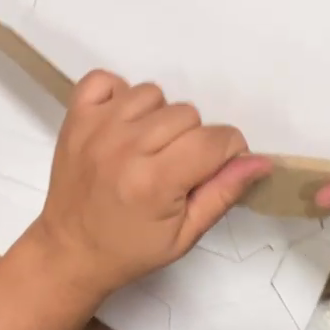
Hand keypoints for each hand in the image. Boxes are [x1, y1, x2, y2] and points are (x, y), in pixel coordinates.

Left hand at [18, 70, 270, 300]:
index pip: (214, 140)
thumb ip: (223, 193)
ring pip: (153, 93)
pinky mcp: (75, 116)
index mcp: (154, 182)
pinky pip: (105, 79)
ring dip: (158, 116)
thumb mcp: (185, 235)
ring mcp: (96, 127)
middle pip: (187, 113)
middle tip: (175, 167)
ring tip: (147, 147)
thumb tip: (260, 160)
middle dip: (192, 139)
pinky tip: (121, 123)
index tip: (216, 167)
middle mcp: (125, 147)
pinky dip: (118, 94)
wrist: (69, 250)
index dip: (228, 151)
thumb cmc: (130, 249)